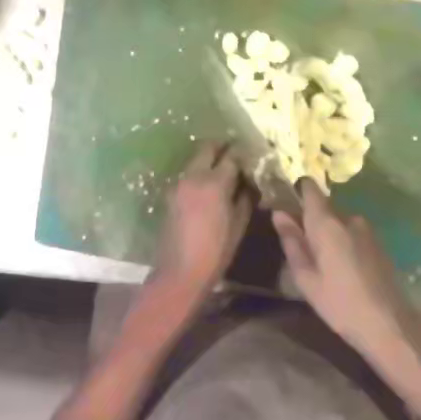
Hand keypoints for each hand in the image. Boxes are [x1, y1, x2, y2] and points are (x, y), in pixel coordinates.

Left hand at [152, 143, 255, 298]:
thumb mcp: (239, 225)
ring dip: (208, 159)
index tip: (251, 155)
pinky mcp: (169, 195)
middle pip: (207, 149)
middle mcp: (193, 177)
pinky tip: (208, 185)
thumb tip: (248, 184)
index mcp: (214, 183)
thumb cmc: (215, 252)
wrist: (180, 271)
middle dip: (222, 147)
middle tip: (235, 153)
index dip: (242, 153)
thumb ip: (244, 199)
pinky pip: (187, 175)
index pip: (231, 157)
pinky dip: (198, 173)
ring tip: (223, 170)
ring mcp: (178, 185)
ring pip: (195, 161)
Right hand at [272, 179, 419, 360]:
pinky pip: (352, 234)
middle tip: (296, 243)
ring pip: (339, 222)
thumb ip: (292, 242)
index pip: (310, 190)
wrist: (388, 324)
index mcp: (327, 224)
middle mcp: (349, 219)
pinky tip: (338, 267)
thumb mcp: (305, 277)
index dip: (296, 190)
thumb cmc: (338, 303)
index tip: (284, 200)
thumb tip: (279, 213)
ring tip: (318, 261)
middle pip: (324, 207)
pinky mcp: (378, 244)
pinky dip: (342, 242)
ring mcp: (367, 231)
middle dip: (309, 219)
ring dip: (327, 233)